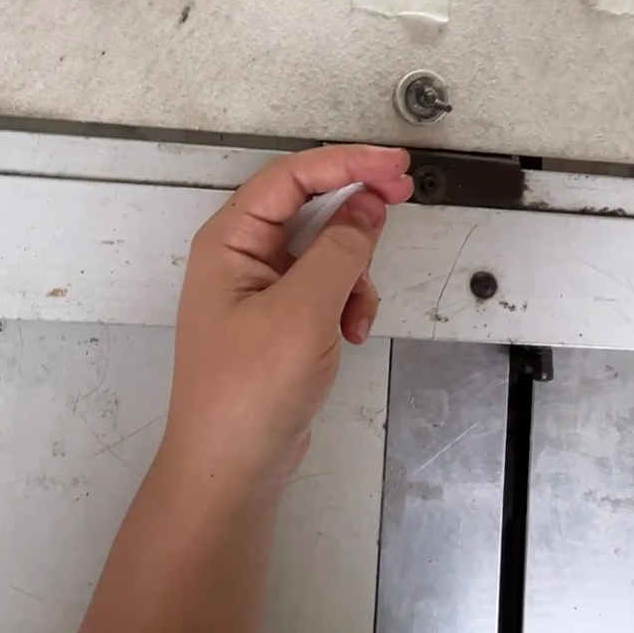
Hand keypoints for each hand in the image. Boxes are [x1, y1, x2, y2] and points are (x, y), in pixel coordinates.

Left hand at [162, 146, 413, 492]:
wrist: (231, 470)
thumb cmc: (252, 387)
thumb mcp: (303, 311)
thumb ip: (339, 250)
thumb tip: (368, 204)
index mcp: (231, 238)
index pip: (291, 177)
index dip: (346, 162)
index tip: (396, 163)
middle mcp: (243, 253)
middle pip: (308, 205)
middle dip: (356, 204)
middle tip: (403, 192)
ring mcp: (262, 286)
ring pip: (325, 249)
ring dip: (353, 274)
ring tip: (355, 315)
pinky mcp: (282, 316)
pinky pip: (326, 287)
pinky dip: (347, 303)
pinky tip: (350, 334)